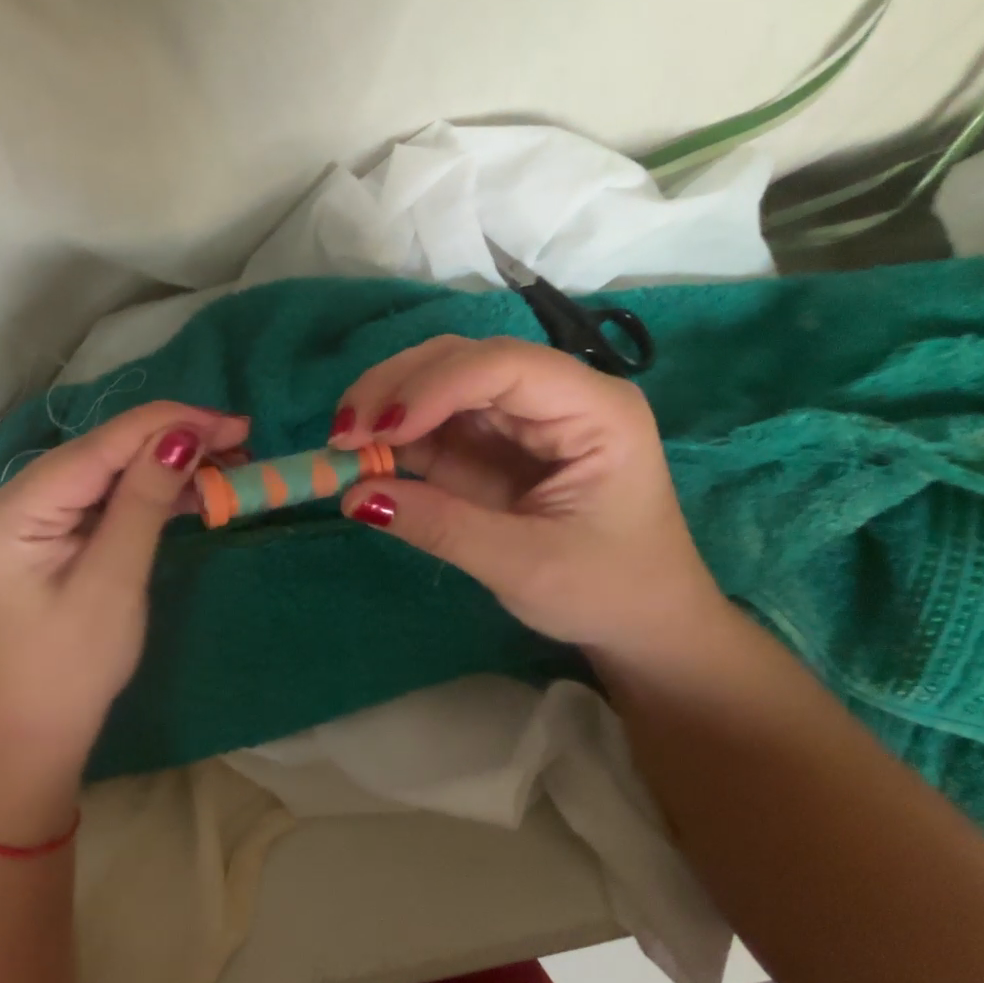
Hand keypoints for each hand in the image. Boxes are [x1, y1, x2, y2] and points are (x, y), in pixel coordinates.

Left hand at [0, 403, 247, 752]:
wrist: (46, 724)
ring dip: (166, 464)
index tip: (231, 421)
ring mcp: (35, 513)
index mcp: (17, 507)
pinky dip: (150, 492)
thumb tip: (183, 434)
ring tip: (229, 462)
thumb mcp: (114, 580)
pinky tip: (194, 489)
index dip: (165, 425)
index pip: (98, 446)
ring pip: (109, 469)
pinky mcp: (56, 530)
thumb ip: (144, 502)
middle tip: (240, 440)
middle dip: (171, 441)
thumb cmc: (76, 662)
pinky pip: (106, 496)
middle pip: (103, 451)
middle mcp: (18, 497)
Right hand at [329, 335, 725, 660]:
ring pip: (437, 380)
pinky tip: (360, 453)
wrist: (641, 623)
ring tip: (342, 442)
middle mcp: (554, 397)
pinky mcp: (487, 444)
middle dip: (396, 387)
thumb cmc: (606, 590)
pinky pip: (430, 421)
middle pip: (462, 359)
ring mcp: (517, 418)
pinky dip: (389, 434)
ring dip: (384, 403)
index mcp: (593, 411)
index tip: (379, 431)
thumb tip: (352, 495)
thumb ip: (438, 524)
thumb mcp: (522, 564)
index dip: (434, 386)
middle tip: (342, 434)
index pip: (504, 366)